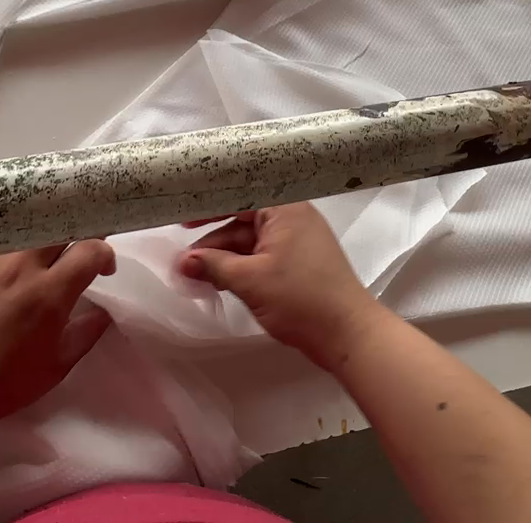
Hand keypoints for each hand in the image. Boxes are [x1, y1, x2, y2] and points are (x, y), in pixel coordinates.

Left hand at [0, 240, 116, 427]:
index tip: (105, 269)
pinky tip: (22, 252)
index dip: (105, 254)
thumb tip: (104, 312)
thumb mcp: (58, 365)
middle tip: (83, 248)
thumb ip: (87, 333)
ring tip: (54, 248)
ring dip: (51, 232)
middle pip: (62, 226)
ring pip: (33, 225)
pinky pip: (6, 235)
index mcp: (50, 292)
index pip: (90, 249)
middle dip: (81, 231)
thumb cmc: (9, 380)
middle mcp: (25, 267)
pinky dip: (21, 238)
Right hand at [179, 203, 391, 370]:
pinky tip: (218, 279)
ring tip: (194, 273)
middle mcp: (292, 215)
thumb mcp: (250, 280)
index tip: (180, 216)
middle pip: (242, 217)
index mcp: (285, 207)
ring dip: (224, 255)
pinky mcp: (299, 262)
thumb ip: (212, 266)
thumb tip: (181, 262)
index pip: (238, 193)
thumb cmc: (301, 298)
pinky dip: (241, 266)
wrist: (350, 337)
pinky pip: (262, 254)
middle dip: (212, 239)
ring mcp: (297, 239)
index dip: (208, 204)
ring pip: (250, 239)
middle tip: (183, 256)